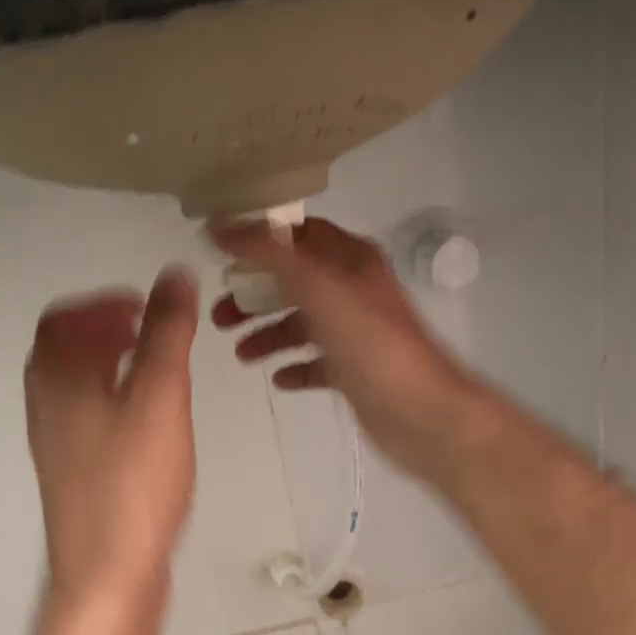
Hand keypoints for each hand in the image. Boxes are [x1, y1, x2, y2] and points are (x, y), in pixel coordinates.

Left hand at [25, 267, 198, 608]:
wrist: (108, 575)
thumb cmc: (133, 483)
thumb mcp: (160, 397)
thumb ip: (168, 333)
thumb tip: (175, 273)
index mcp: (56, 379)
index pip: (61, 319)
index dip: (101, 302)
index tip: (144, 305)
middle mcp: (45, 407)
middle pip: (64, 350)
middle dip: (107, 331)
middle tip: (153, 331)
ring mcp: (57, 446)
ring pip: (76, 387)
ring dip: (111, 366)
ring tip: (158, 370)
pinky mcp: (75, 476)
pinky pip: (88, 419)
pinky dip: (114, 400)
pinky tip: (151, 423)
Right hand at [207, 217, 482, 473]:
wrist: (418, 410)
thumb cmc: (368, 341)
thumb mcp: (315, 285)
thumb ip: (266, 253)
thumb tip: (217, 224)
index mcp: (350, 260)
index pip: (299, 234)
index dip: (260, 239)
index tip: (220, 254)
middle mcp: (353, 290)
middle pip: (294, 282)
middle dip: (255, 296)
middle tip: (219, 315)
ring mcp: (355, 333)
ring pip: (302, 325)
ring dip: (268, 335)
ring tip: (240, 356)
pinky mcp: (355, 372)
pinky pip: (316, 365)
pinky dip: (294, 368)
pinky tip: (278, 379)